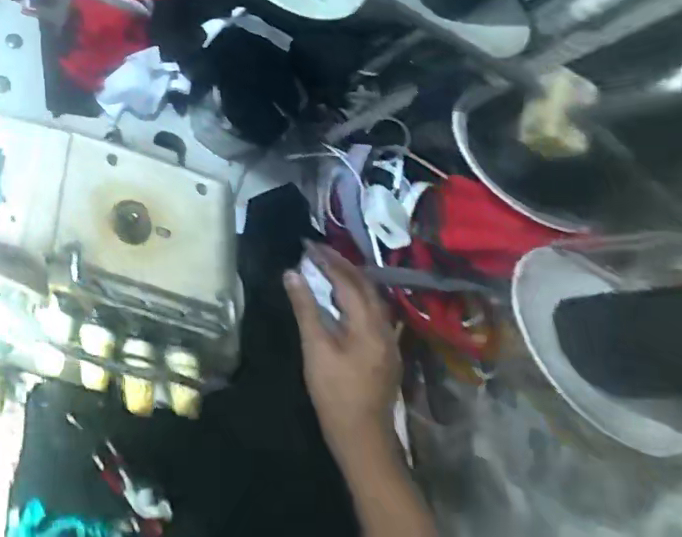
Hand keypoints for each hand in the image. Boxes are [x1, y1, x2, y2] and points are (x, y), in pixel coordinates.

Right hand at [284, 244, 401, 457]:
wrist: (362, 436)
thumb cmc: (334, 391)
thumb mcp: (315, 347)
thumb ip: (305, 308)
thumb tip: (292, 273)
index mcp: (369, 327)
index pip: (348, 283)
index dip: (327, 261)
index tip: (306, 245)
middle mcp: (385, 330)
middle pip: (366, 288)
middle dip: (342, 265)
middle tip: (316, 249)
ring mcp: (389, 343)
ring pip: (372, 300)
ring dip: (351, 279)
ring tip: (327, 266)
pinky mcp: (385, 353)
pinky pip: (372, 313)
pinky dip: (355, 296)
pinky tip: (340, 297)